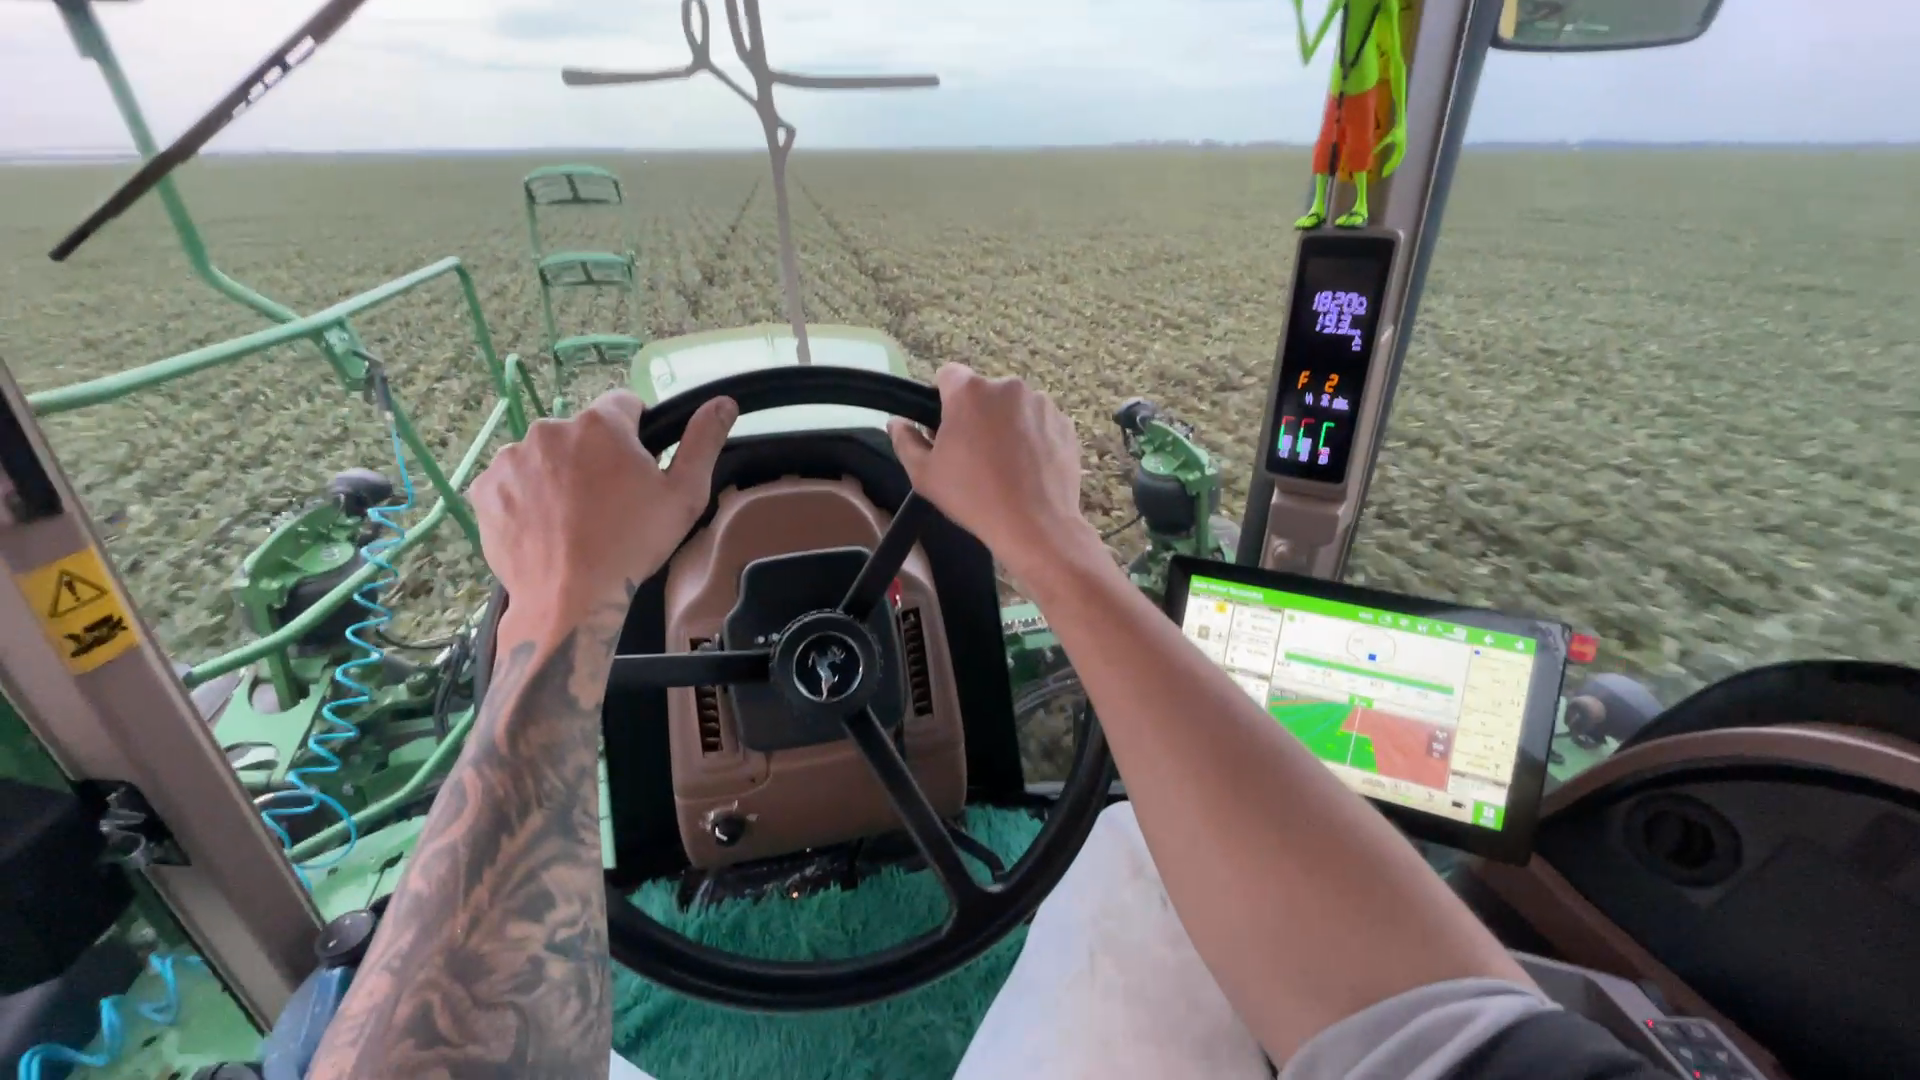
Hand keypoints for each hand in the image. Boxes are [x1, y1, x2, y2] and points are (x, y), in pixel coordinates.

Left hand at [469, 389, 737, 633]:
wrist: (570, 598)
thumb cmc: (635, 543)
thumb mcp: (685, 495)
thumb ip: (703, 441)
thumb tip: (724, 402)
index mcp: (601, 425)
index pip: (624, 403)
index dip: (638, 433)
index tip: (641, 468)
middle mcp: (550, 429)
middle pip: (582, 432)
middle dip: (596, 456)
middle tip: (611, 502)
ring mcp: (511, 458)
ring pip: (546, 455)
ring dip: (561, 474)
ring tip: (575, 519)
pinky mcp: (485, 488)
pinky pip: (513, 481)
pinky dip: (529, 497)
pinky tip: (546, 527)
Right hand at [887, 364, 1095, 580]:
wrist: (1035, 524)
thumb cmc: (973, 497)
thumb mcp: (924, 474)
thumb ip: (905, 441)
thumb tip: (897, 423)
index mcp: (970, 392)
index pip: (948, 375)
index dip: (942, 400)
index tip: (945, 428)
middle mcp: (1008, 387)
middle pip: (984, 393)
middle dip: (977, 414)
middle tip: (973, 454)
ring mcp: (1041, 403)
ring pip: (1014, 407)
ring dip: (1006, 424)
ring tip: (1005, 464)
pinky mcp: (1064, 423)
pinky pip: (1040, 422)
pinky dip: (1033, 437)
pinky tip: (1028, 469)